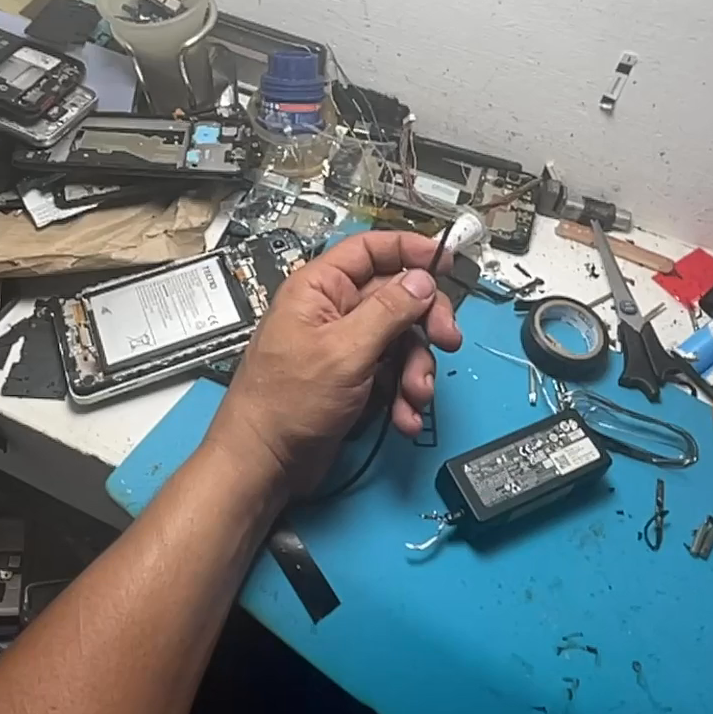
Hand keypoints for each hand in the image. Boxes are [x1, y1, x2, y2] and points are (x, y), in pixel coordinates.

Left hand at [205, 231, 463, 495]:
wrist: (266, 463)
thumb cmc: (285, 403)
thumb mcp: (345, 351)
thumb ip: (388, 311)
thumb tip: (421, 278)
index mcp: (320, 288)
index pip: (370, 249)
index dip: (409, 250)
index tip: (446, 260)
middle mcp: (334, 311)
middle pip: (396, 297)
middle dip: (425, 322)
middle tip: (446, 340)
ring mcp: (345, 346)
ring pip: (401, 340)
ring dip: (417, 369)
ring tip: (415, 396)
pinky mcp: (355, 378)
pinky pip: (393, 373)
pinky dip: (404, 394)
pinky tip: (404, 416)